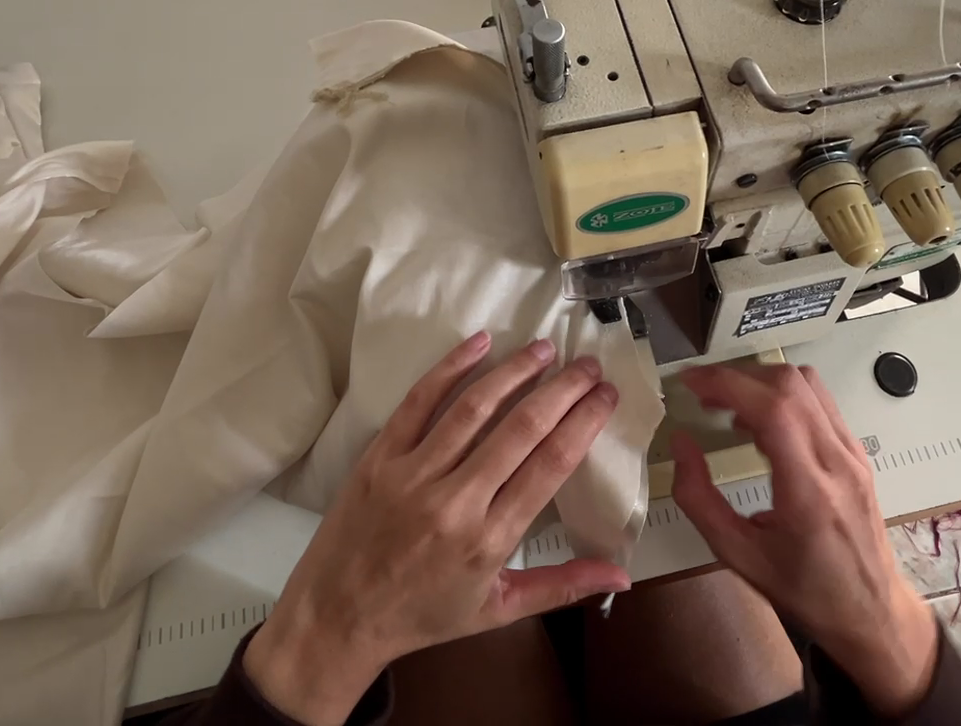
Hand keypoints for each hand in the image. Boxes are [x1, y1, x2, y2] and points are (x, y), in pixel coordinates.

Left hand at [243, 333, 629, 724]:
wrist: (336, 617)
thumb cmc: (424, 613)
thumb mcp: (498, 610)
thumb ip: (563, 586)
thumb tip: (625, 574)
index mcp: (489, 541)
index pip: (551, 465)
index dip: (584, 422)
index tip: (606, 394)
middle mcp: (455, 502)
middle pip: (521, 429)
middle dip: (562, 389)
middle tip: (587, 364)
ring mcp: (413, 475)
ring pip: (474, 408)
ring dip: (514, 371)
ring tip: (543, 348)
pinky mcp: (380, 456)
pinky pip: (419, 402)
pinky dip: (451, 368)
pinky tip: (480, 342)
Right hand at [669, 363, 939, 715]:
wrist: (872, 614)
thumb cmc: (805, 591)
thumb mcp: (738, 555)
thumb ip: (698, 498)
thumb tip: (681, 443)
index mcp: (809, 490)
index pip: (773, 409)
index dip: (727, 384)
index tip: (692, 384)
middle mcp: (837, 461)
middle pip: (789, 384)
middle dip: (737, 376)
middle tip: (703, 394)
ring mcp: (852, 452)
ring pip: (807, 382)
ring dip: (761, 381)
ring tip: (730, 406)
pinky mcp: (857, 451)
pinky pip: (818, 401)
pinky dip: (783, 395)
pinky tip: (761, 422)